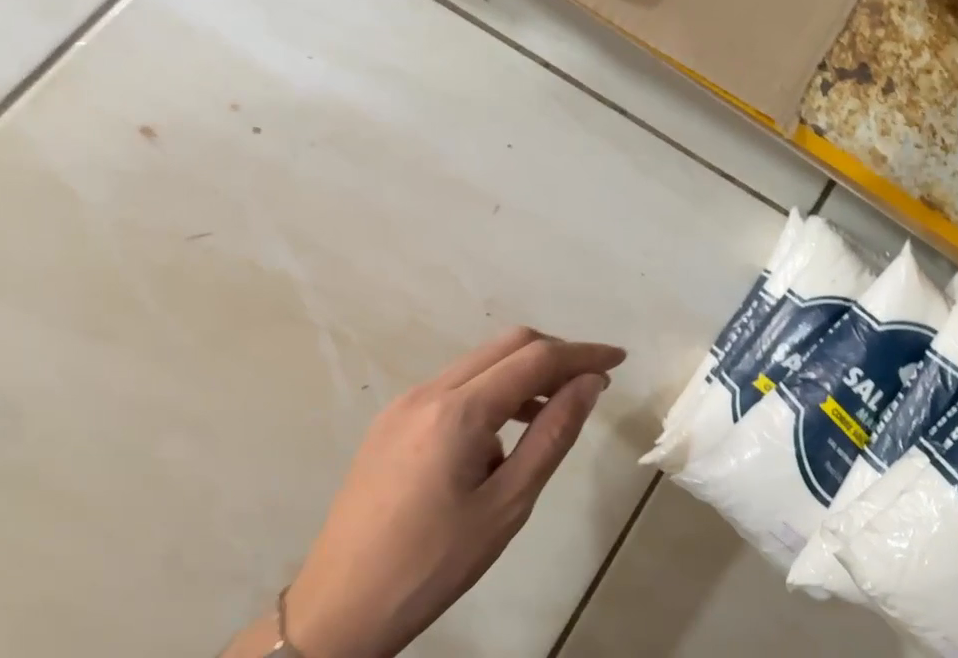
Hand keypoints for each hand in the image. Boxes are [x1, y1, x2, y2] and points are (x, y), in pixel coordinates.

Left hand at [280, 328, 625, 657]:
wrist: (338, 612)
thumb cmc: (433, 563)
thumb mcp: (509, 502)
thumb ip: (554, 433)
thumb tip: (590, 383)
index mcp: (457, 413)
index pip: (536, 358)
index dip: (584, 354)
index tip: (620, 361)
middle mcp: (426, 394)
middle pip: (508, 345)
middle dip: (558, 354)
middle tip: (594, 382)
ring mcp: (402, 408)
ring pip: (481, 362)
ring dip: (526, 371)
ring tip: (557, 408)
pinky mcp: (390, 426)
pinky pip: (456, 386)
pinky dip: (494, 389)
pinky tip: (507, 430)